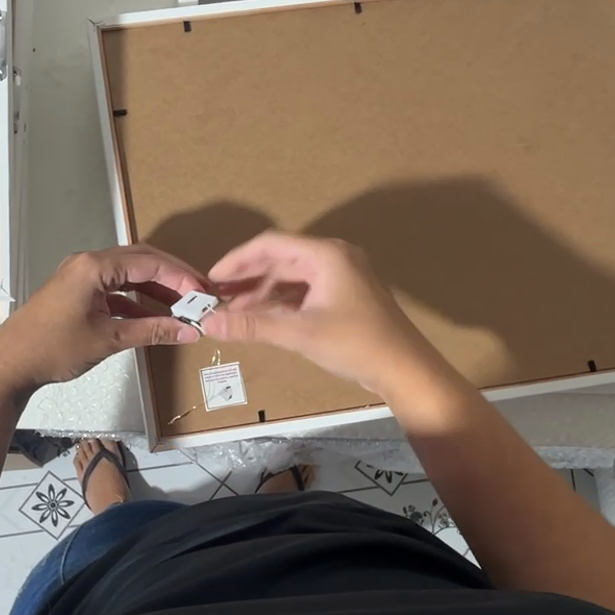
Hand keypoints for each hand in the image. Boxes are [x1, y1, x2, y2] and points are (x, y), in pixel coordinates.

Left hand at [0, 245, 207, 394]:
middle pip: (141, 261)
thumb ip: (152, 331)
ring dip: (155, 288)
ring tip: (182, 306)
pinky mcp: (77, 292)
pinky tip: (153, 316)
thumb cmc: (53, 348)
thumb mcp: (110, 340)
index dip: (181, 277)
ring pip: (128, 274)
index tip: (203, 294)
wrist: (10, 364)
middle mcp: (88, 263)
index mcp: (94, 266)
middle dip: (172, 278)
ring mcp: (81, 276)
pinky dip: (136, 300)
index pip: (149, 262)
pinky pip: (114, 288)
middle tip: (198, 295)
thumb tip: (188, 330)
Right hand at [200, 231, 448, 399]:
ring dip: (262, 292)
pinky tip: (263, 318)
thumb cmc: (355, 344)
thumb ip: (252, 325)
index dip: (237, 260)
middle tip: (217, 298)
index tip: (211, 280)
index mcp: (326, 255)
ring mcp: (342, 276)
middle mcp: (334, 257)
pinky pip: (304, 290)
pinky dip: (281, 302)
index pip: (270, 244)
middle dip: (247, 278)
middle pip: (280, 259)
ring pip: (291, 276)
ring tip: (234, 312)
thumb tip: (209, 323)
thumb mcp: (299, 333)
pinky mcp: (345, 295)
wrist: (405, 369)